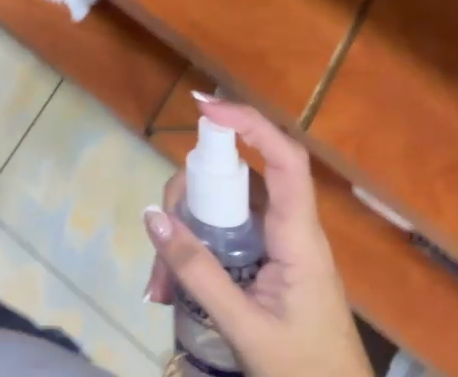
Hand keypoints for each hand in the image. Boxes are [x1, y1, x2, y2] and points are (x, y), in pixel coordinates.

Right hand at [145, 98, 372, 376]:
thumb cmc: (306, 371)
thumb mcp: (245, 328)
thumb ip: (198, 273)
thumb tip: (151, 214)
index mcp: (299, 239)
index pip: (285, 161)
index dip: (249, 124)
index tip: (204, 107)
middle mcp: (289, 231)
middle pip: (235, 181)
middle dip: (188, 195)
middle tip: (159, 228)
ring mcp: (275, 246)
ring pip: (220, 209)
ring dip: (182, 232)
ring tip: (159, 282)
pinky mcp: (263, 262)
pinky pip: (220, 237)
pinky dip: (190, 252)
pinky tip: (170, 287)